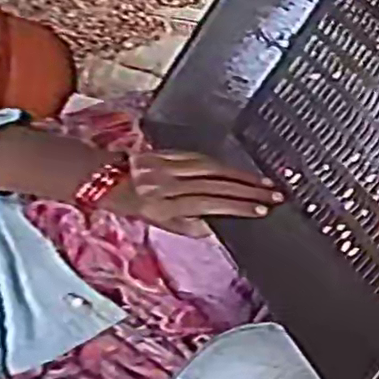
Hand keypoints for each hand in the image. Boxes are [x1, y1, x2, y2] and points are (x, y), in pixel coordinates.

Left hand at [106, 151, 282, 237]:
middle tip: (276, 195)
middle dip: (250, 191)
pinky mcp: (164, 153)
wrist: (102, 180)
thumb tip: (219, 224)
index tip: (262, 210)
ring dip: (243, 176)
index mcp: (159, 207)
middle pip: (214, 186)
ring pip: (212, 169)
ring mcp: (162, 166)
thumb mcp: (159, 223)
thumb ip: (189, 225)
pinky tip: (242, 170)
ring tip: (266, 182)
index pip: (206, 205)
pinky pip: (200, 157)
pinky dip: (224, 164)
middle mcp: (160, 185)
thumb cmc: (136, 206)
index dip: (237, 207)